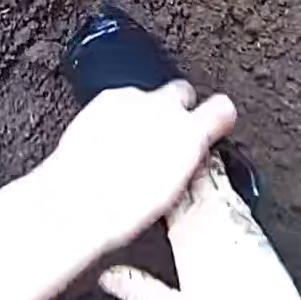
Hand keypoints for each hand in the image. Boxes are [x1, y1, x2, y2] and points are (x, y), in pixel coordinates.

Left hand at [40, 81, 237, 248]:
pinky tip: (109, 140)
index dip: (219, 114)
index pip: (221, 109)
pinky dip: (118, 114)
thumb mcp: (170, 193)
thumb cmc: (123, 207)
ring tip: (129, 147)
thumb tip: (187, 157)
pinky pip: (120, 100)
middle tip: (166, 135)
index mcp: (189, 135)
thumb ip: (185, 160)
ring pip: (148, 98)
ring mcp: (135, 99)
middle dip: (177, 108)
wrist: (79, 198)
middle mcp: (165, 109)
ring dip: (144, 114)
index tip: (218, 118)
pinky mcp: (108, 97)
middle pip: (182, 92)